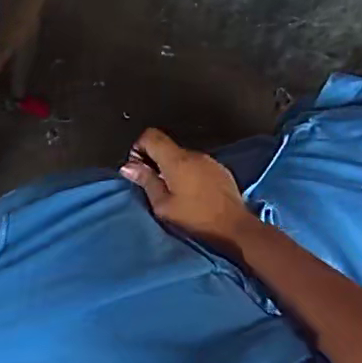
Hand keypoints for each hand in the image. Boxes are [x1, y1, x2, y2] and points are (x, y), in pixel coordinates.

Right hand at [120, 128, 261, 251]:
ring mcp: (209, 160)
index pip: (151, 136)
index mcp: (176, 160)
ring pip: (182, 157)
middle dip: (154, 161)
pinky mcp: (219, 170)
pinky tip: (190, 194)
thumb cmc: (195, 218)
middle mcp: (193, 154)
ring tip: (172, 193)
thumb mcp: (163, 205)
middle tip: (152, 185)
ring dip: (172, 169)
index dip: (139, 148)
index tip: (137, 168)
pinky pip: (197, 165)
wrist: (234, 227)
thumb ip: (146, 181)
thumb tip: (128, 166)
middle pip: (166, 146)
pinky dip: (188, 173)